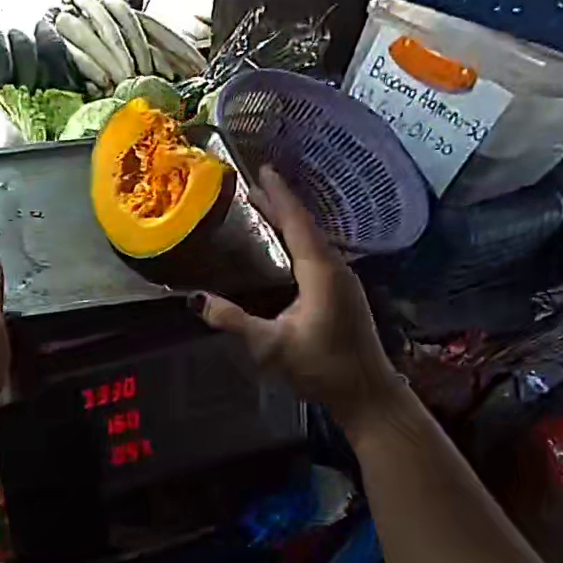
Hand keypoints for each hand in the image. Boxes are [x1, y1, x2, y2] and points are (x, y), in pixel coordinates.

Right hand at [193, 166, 405, 428]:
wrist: (366, 393)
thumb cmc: (321, 368)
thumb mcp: (271, 347)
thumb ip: (234, 322)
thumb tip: (196, 300)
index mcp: (321, 272)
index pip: (298, 223)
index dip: (280, 195)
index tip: (263, 170)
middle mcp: (335, 268)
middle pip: (305, 226)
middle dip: (280, 203)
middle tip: (253, 184)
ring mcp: (341, 280)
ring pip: (311, 239)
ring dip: (287, 220)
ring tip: (262, 208)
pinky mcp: (340, 293)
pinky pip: (313, 253)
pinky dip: (294, 239)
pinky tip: (281, 246)